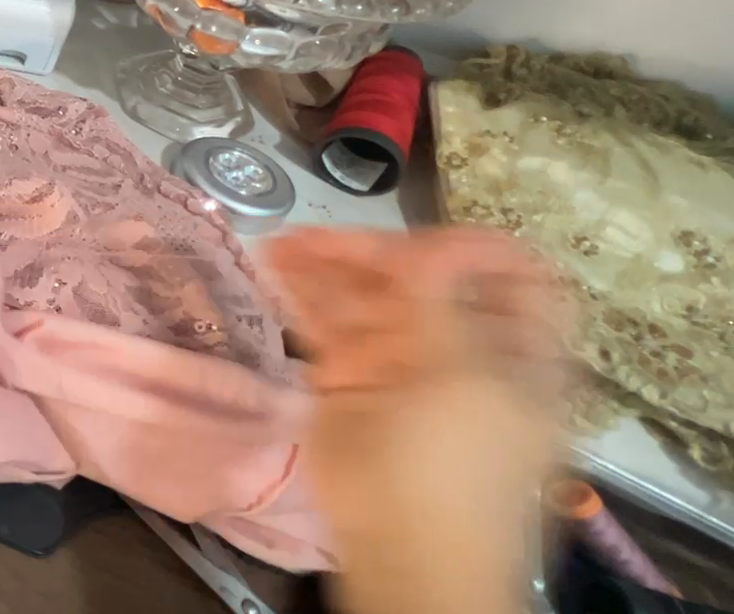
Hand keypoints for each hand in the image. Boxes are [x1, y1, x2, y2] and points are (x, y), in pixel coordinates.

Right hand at [275, 230, 563, 613]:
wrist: (401, 541)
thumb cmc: (451, 462)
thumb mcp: (462, 378)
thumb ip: (441, 303)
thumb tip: (433, 242)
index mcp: (508, 347)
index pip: (508, 277)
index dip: (469, 249)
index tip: (414, 239)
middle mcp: (455, 343)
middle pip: (418, 276)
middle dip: (368, 250)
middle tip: (311, 239)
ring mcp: (397, 357)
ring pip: (361, 293)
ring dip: (323, 263)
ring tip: (278, 243)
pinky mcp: (347, 371)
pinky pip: (323, 318)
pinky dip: (299, 290)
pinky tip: (270, 266)